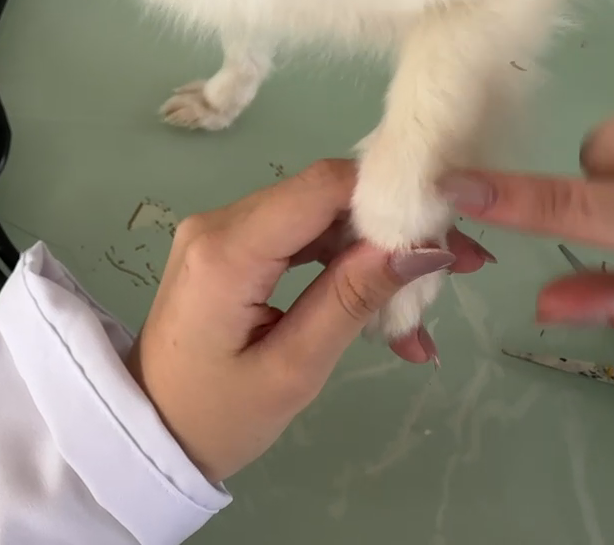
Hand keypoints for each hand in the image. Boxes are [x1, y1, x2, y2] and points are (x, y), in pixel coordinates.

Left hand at [127, 160, 493, 482]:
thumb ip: (350, 300)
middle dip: (388, 227)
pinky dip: (336, 263)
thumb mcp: (293, 368)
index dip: (385, 192)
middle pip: (318, 197)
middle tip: (461, 267)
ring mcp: (217, 230)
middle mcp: (218, 221)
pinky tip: (380, 304)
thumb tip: (420, 250)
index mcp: (227, 248)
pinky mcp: (224, 246)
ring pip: (311, 216)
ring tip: (426, 297)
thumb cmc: (218, 414)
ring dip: (369, 250)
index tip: (449, 224)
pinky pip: (291, 238)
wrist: (151, 426)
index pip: (318, 186)